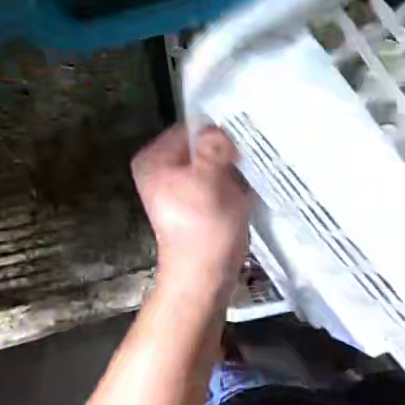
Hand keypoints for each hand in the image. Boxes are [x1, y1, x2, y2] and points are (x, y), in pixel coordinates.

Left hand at [131, 124, 250, 293]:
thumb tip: (218, 130)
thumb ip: (212, 150)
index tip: (241, 141)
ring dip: (233, 164)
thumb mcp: (208, 183)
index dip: (216, 132)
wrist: (204, 277)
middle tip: (250, 154)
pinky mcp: (199, 199)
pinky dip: (234, 179)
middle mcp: (163, 167)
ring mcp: (181, 184)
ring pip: (214, 160)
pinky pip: (220, 177)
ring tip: (250, 170)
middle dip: (227, 148)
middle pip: (202, 143)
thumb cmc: (202, 230)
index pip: (190, 128)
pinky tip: (249, 184)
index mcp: (154, 159)